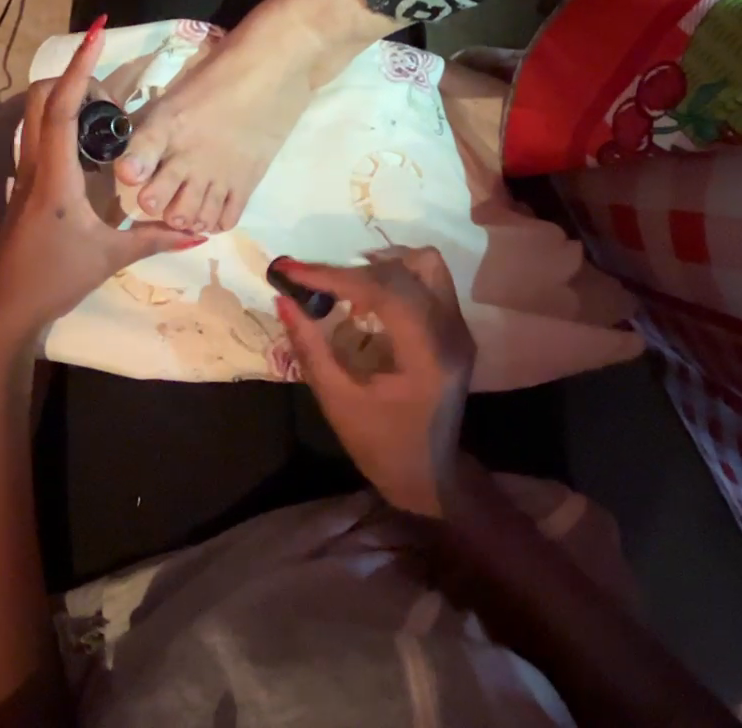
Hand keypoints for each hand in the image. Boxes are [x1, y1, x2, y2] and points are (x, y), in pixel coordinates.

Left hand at [0, 18, 205, 373]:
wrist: (3, 309)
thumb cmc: (53, 278)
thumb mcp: (109, 257)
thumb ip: (153, 239)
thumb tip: (197, 231)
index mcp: (55, 175)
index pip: (64, 108)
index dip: (81, 68)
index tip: (97, 34)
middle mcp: (34, 166)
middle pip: (41, 101)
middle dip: (72, 77)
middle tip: (109, 84)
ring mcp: (23, 177)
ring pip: (36, 120)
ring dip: (65, 100)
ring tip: (104, 111)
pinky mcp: (23, 190)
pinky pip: (39, 142)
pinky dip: (61, 127)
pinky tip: (88, 150)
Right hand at [273, 248, 475, 515]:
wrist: (430, 475)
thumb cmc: (381, 445)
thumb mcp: (336, 400)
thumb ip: (310, 346)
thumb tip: (283, 299)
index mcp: (426, 355)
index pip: (384, 292)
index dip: (334, 275)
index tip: (292, 272)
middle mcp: (451, 333)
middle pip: (408, 269)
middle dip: (351, 270)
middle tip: (311, 281)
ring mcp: (459, 329)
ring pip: (425, 266)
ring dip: (379, 267)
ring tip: (342, 286)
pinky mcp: (454, 329)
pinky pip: (427, 283)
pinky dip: (393, 280)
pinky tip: (364, 301)